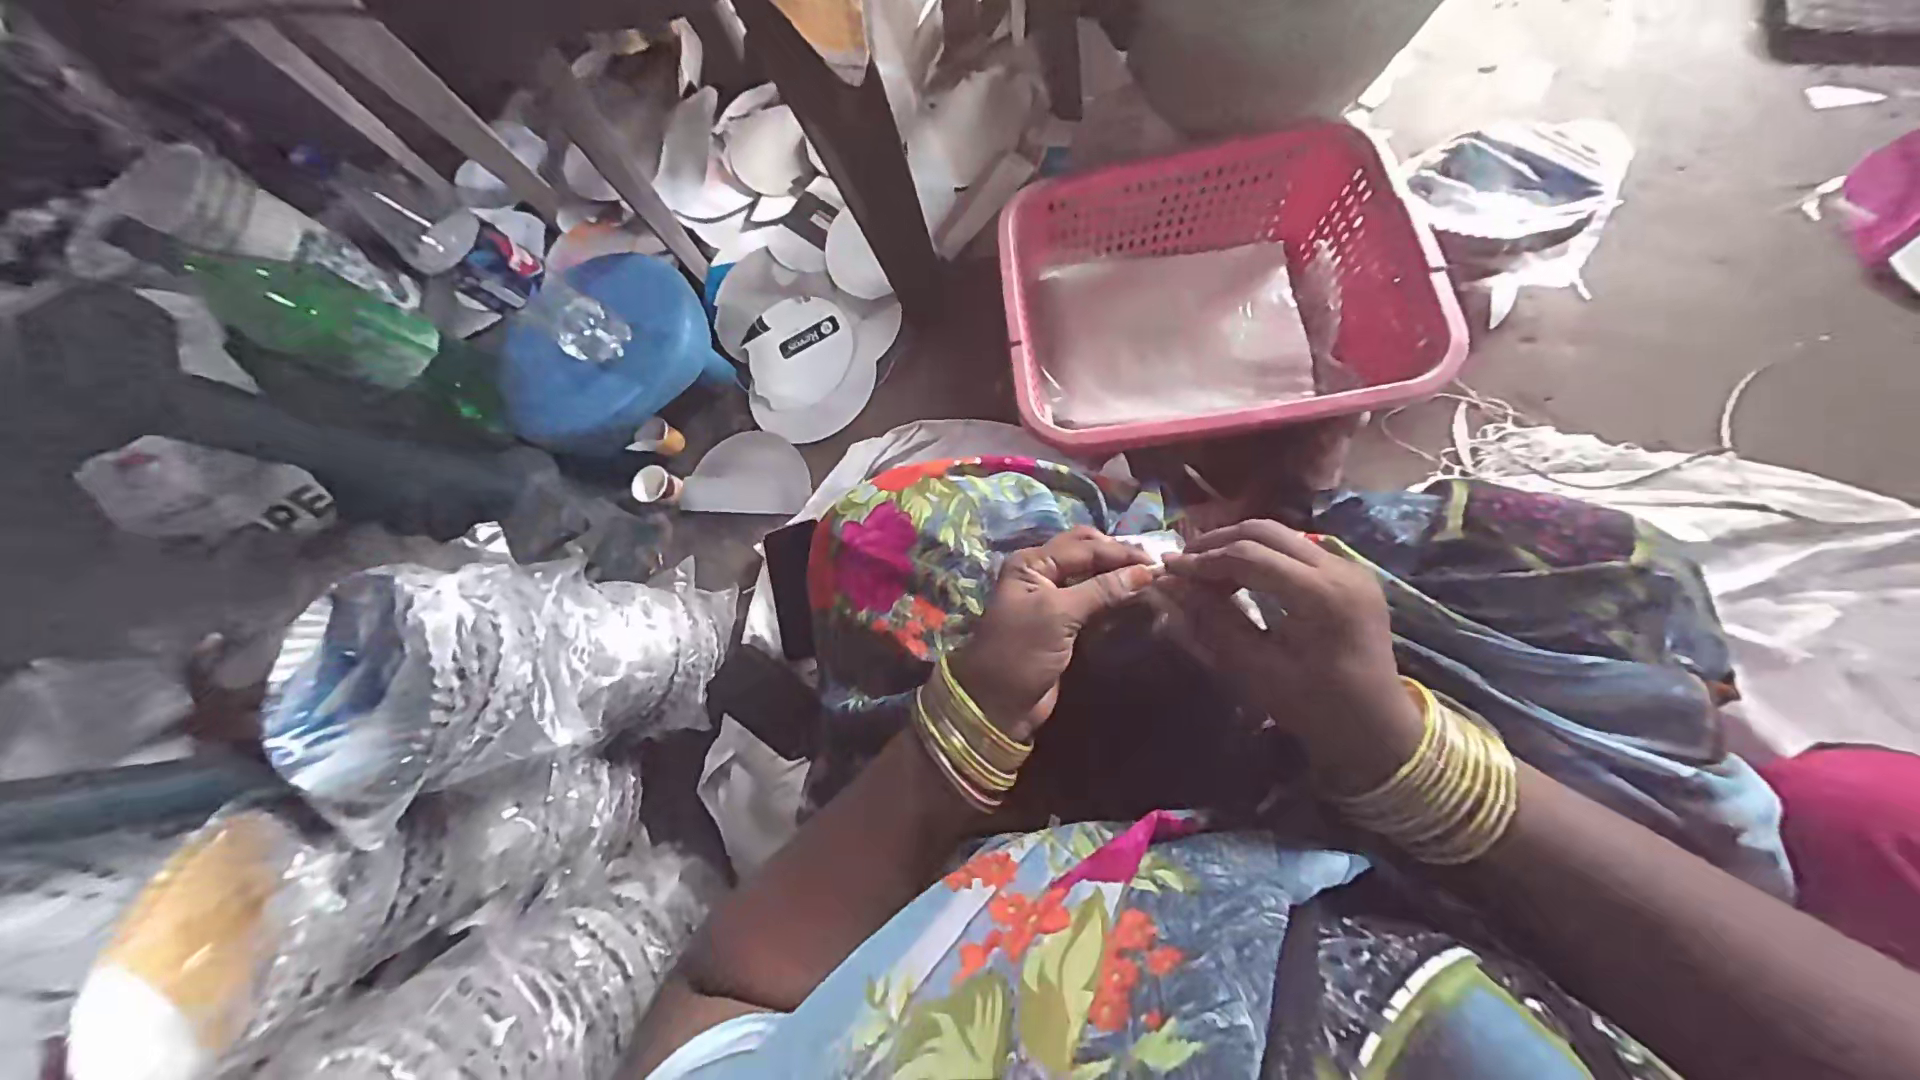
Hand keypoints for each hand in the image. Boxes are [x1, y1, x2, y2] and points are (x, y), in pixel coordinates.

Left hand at [947, 527, 1160, 741]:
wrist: (999, 703)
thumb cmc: (1021, 652)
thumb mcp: (1058, 615)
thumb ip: (1101, 590)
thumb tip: (1146, 571)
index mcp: (1032, 563)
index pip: (1084, 547)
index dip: (1121, 552)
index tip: (1158, 561)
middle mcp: (1041, 573)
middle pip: (1087, 554)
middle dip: (1119, 557)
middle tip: (1155, 566)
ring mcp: (1051, 597)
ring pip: (1091, 575)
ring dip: (1118, 575)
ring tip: (1153, 579)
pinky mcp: (1064, 622)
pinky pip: (1092, 600)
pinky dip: (1113, 596)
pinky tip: (1136, 598)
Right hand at [1162, 520, 1422, 795]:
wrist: (1378, 730)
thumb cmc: (1315, 707)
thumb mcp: (1256, 669)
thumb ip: (1212, 620)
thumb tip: (1169, 585)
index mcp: (1321, 596)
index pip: (1247, 556)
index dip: (1201, 561)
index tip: (1167, 569)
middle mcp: (1340, 569)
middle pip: (1264, 531)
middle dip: (1216, 543)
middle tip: (1183, 563)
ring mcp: (1349, 567)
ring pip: (1280, 534)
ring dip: (1236, 545)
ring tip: (1204, 569)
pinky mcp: (1349, 573)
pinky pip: (1295, 548)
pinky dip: (1259, 554)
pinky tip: (1237, 575)